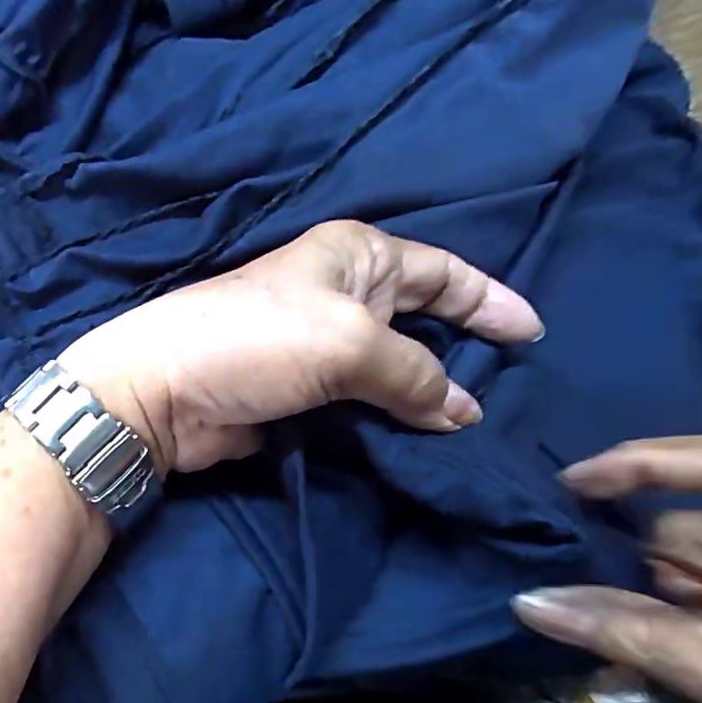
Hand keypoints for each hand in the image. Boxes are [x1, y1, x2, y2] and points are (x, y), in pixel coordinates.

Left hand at [57, 221, 542, 472]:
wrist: (167, 393)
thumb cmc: (258, 341)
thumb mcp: (349, 344)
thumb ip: (414, 376)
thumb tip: (464, 414)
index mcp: (360, 257)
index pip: (444, 272)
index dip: (490, 300)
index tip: (533, 335)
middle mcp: (347, 296)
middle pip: (425, 323)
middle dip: (466, 354)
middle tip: (514, 393)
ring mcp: (326, 349)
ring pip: (398, 371)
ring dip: (432, 398)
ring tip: (479, 431)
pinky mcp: (309, 394)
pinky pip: (369, 406)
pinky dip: (396, 423)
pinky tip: (426, 445)